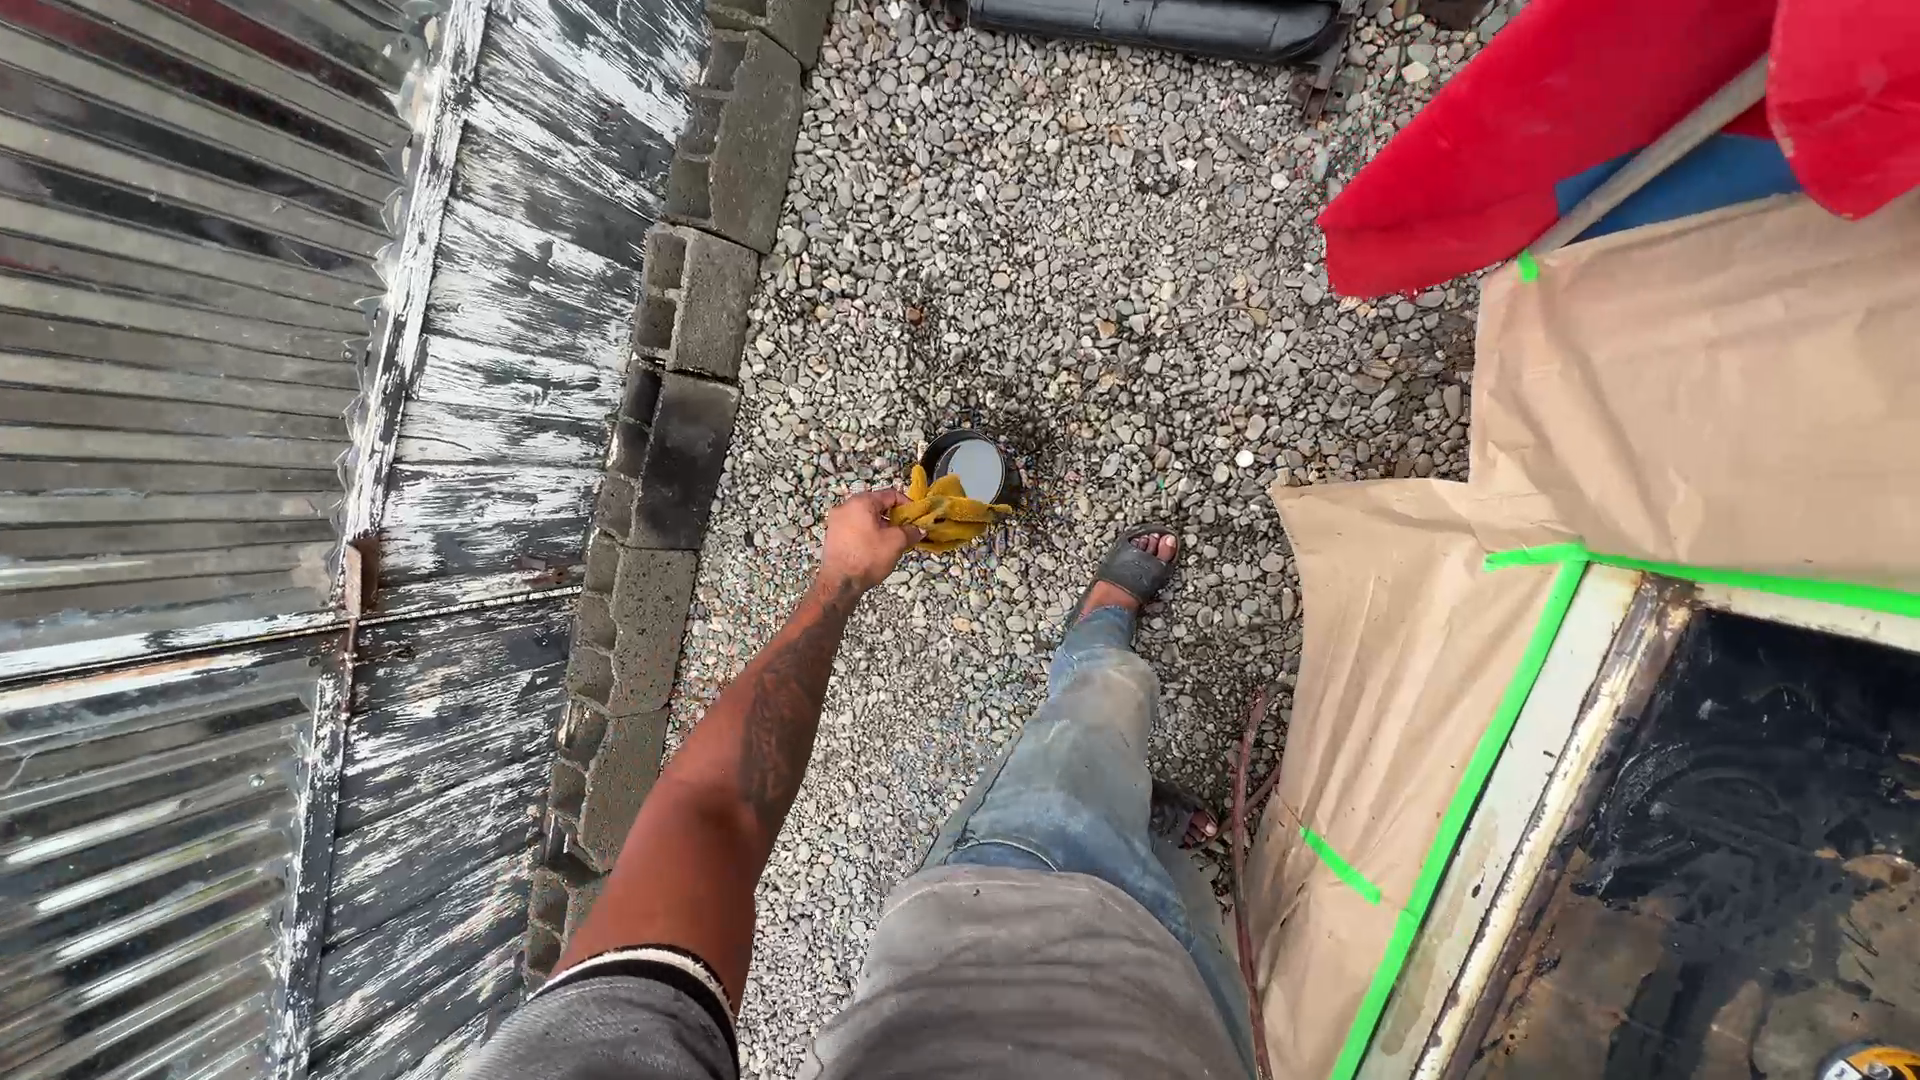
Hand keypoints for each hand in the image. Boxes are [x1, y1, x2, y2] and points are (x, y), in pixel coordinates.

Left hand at [817, 490, 923, 592]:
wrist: (840, 583)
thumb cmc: (868, 558)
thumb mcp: (896, 542)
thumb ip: (911, 531)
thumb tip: (919, 529)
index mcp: (861, 502)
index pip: (890, 494)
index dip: (907, 504)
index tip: (916, 517)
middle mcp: (845, 506)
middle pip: (876, 505)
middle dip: (893, 517)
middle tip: (905, 530)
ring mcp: (836, 521)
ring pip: (865, 517)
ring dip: (881, 525)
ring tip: (892, 541)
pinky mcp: (833, 536)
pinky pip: (855, 527)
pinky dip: (868, 533)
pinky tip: (876, 548)